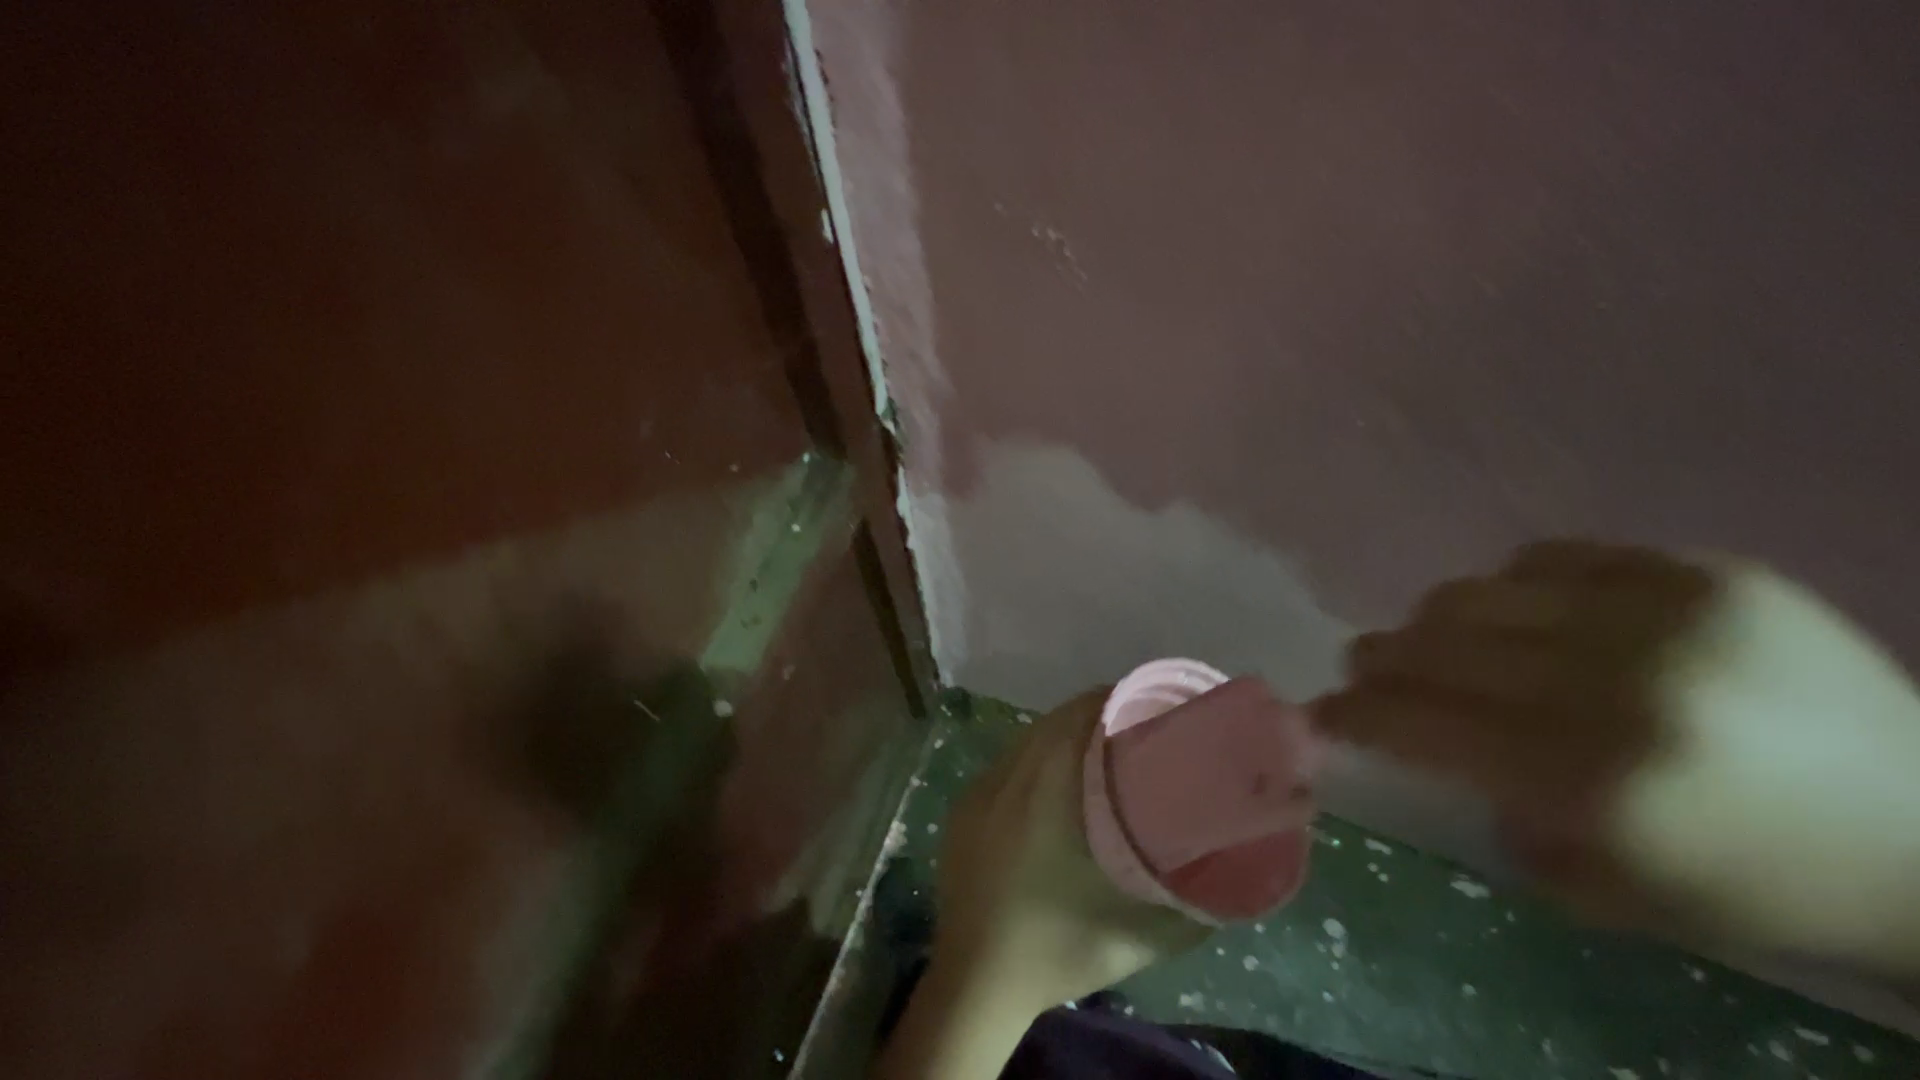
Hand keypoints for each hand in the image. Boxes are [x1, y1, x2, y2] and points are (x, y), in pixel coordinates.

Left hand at [876, 691, 1209, 1079]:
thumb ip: (1191, 911)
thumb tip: (1231, 886)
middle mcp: (1005, 780)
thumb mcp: (1136, 937)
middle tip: (1130, 726)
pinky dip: (1030, 758)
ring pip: (1023, 741)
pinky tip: (1048, 783)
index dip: (1109, 700)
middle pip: (1049, 723)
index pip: (1075, 718)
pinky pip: (1002, 766)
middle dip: (1089, 713)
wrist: (974, 983)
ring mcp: (977, 794)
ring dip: (1057, 734)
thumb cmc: (1055, 950)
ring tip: (1095, 748)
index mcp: (1044, 793)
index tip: (1144, 703)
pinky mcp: (961, 811)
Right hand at [1315, 540, 1919, 971]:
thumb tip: (1425, 747)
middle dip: (1380, 661)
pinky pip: (1554, 556)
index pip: (1419, 722)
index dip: (1353, 713)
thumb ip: (1497, 812)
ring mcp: (1659, 612)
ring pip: (1478, 592)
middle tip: (1365, 669)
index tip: (1319, 712)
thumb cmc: (1752, 882)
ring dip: (1436, 622)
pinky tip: (1524, 615)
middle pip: (1435, 646)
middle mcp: (1613, 681)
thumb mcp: (1606, 890)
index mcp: (1590, 778)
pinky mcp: (1701, 571)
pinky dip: (1514, 586)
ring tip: (1438, 642)